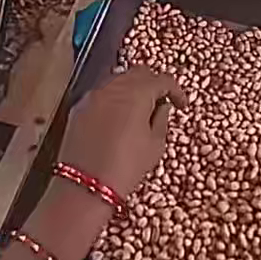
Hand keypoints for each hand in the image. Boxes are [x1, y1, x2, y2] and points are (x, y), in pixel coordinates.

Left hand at [57, 66, 186, 197]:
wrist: (85, 186)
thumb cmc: (126, 167)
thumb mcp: (155, 145)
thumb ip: (161, 119)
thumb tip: (162, 107)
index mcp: (136, 93)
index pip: (162, 80)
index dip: (176, 90)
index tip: (181, 104)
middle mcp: (113, 87)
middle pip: (138, 73)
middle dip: (153, 84)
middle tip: (162, 101)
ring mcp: (92, 96)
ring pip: (118, 80)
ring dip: (132, 89)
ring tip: (141, 109)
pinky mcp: (78, 108)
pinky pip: (102, 94)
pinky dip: (114, 98)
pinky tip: (119, 117)